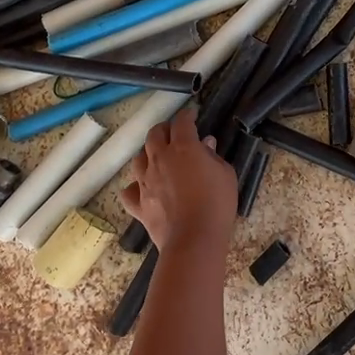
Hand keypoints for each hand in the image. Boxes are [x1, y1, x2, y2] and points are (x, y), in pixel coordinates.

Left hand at [119, 109, 236, 255]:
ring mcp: (145, 181)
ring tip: (158, 158)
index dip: (187, 115)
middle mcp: (160, 159)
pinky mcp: (138, 203)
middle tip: (174, 133)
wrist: (194, 239)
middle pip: (154, 134)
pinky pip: (129, 190)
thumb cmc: (217, 204)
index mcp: (184, 148)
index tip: (193, 114)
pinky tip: (142, 188)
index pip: (181, 122)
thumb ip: (214, 156)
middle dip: (164, 129)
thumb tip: (206, 144)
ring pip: (138, 158)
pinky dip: (135, 186)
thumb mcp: (226, 174)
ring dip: (148, 154)